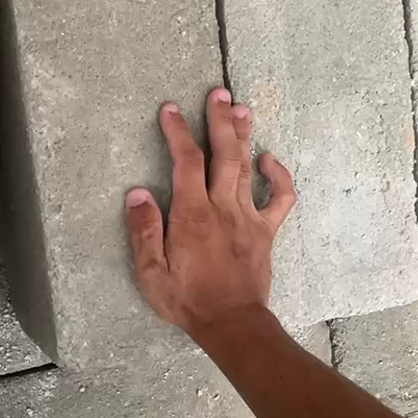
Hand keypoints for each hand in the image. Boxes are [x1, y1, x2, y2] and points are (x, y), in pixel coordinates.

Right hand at [124, 86, 296, 342]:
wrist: (232, 324)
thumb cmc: (186, 300)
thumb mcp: (151, 272)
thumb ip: (145, 231)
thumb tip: (137, 194)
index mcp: (192, 216)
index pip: (186, 162)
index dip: (177, 133)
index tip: (170, 110)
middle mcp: (223, 208)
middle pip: (223, 154)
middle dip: (219, 121)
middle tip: (218, 93)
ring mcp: (249, 218)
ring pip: (248, 168)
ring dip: (244, 135)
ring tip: (241, 108)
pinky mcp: (265, 232)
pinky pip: (280, 199)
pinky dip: (279, 176)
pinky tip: (269, 159)